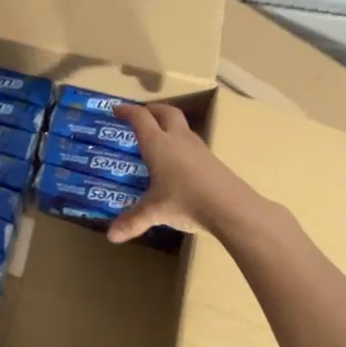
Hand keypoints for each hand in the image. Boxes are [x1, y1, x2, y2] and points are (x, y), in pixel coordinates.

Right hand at [108, 103, 261, 243]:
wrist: (233, 209)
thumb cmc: (186, 201)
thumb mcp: (154, 212)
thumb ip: (132, 221)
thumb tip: (111, 237)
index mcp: (158, 144)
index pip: (140, 118)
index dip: (126, 111)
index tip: (116, 110)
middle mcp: (178, 139)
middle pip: (166, 112)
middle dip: (152, 109)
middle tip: (141, 115)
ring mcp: (199, 148)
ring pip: (182, 126)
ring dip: (168, 125)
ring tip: (159, 138)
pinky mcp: (213, 160)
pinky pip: (192, 142)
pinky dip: (181, 143)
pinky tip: (178, 161)